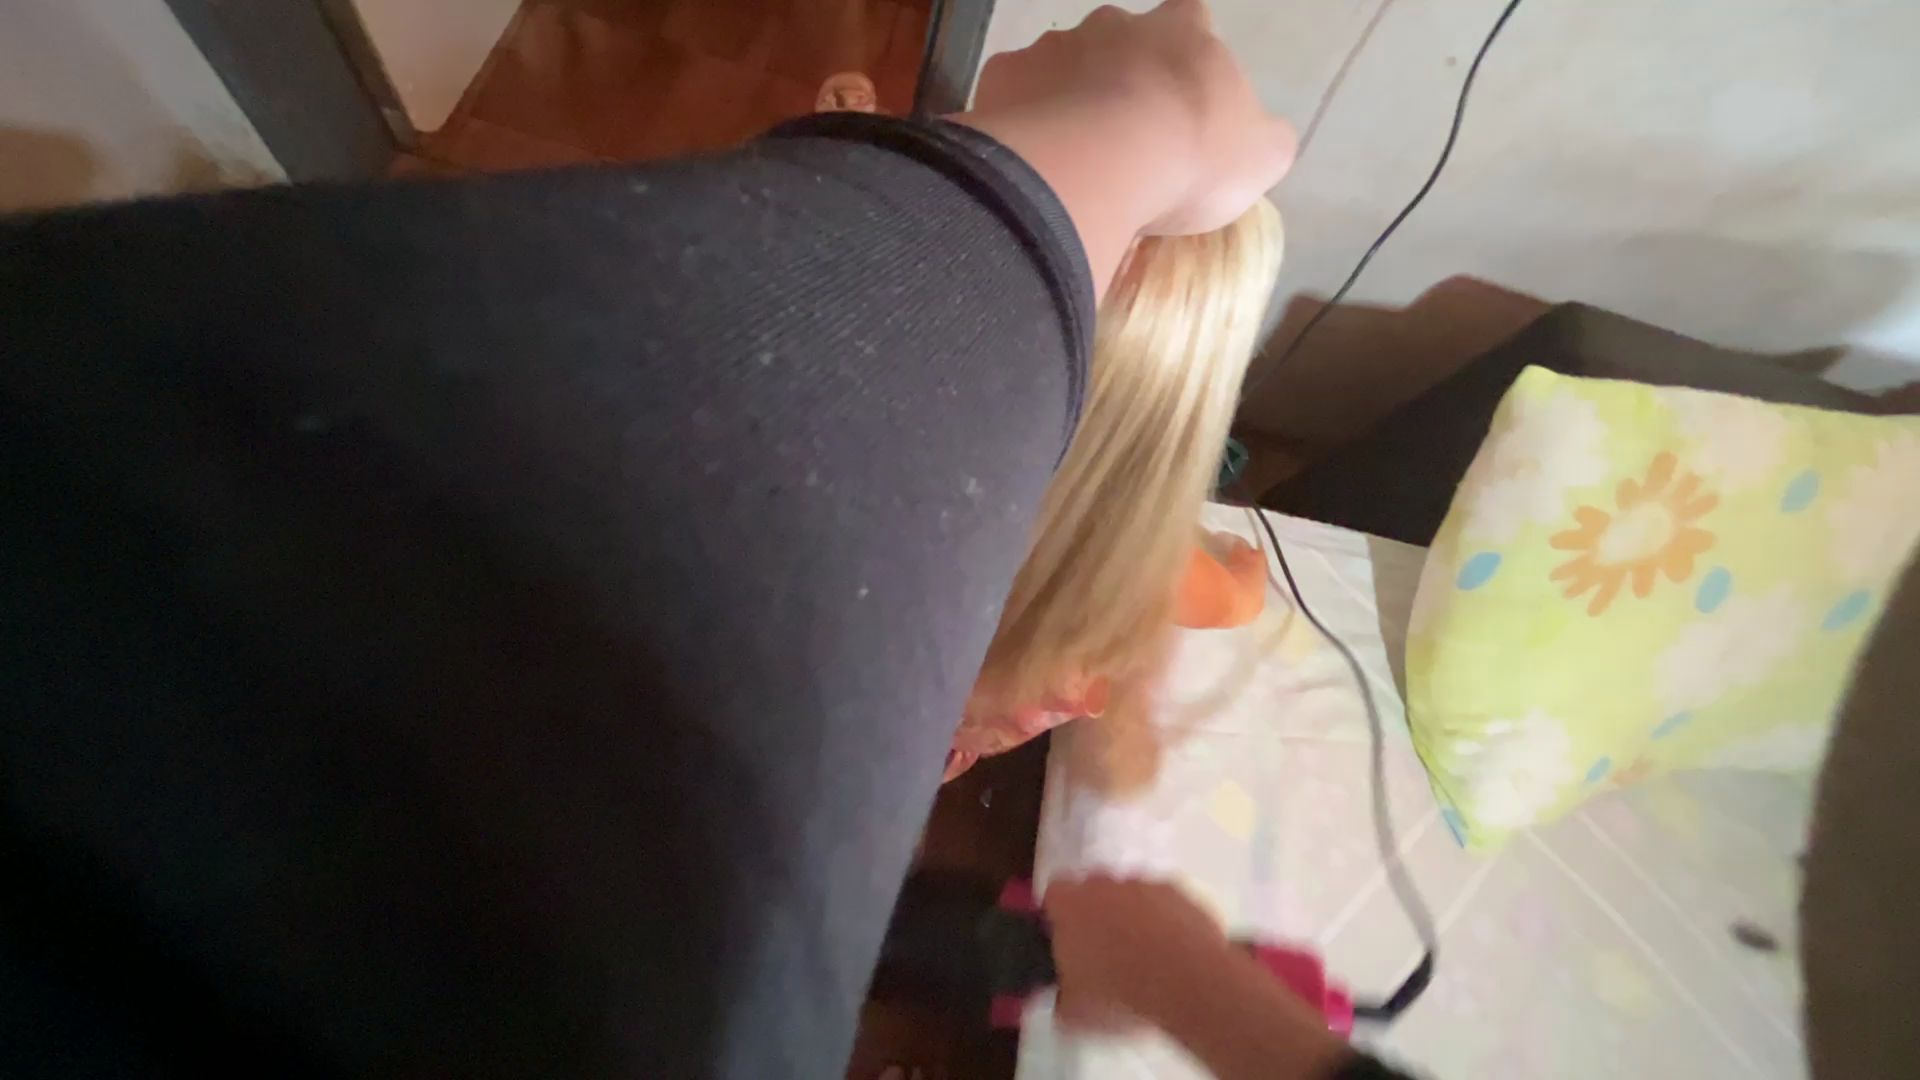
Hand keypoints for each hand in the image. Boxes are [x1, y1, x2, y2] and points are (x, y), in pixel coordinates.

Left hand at [971, 1, 1295, 237]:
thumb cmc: (1189, 159)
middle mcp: (1114, 25)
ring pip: (1058, 71)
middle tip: (1116, 146)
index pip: (1190, 19)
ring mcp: (1054, 47)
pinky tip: (1022, 167)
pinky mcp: (1005, 78)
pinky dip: (1016, 126)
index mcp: (1182, 31)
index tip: (1176, 101)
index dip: (1184, 56)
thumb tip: (1259, 142)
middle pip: (1117, 45)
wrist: (1100, 165)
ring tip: (1066, 165)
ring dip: (1063, 107)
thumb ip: (1261, 142)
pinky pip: (1011, 98)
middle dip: (1115, 84)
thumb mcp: (1258, 159)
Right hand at [1043, 873, 1232, 1030]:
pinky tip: (1171, 957)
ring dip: (1133, 920)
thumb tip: (1064, 1002)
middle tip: (1104, 956)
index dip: (1057, 917)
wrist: (1185, 984)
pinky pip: (1165, 903)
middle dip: (1097, 916)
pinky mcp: (1178, 893)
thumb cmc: (1122, 993)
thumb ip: (1061, 995)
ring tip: (1143, 962)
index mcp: (1068, 904)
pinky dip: (1166, 923)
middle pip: (1093, 891)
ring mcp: (1142, 884)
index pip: (1052, 895)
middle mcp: (1102, 883)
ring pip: (1130, 896)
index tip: (1064, 939)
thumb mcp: (1074, 1014)